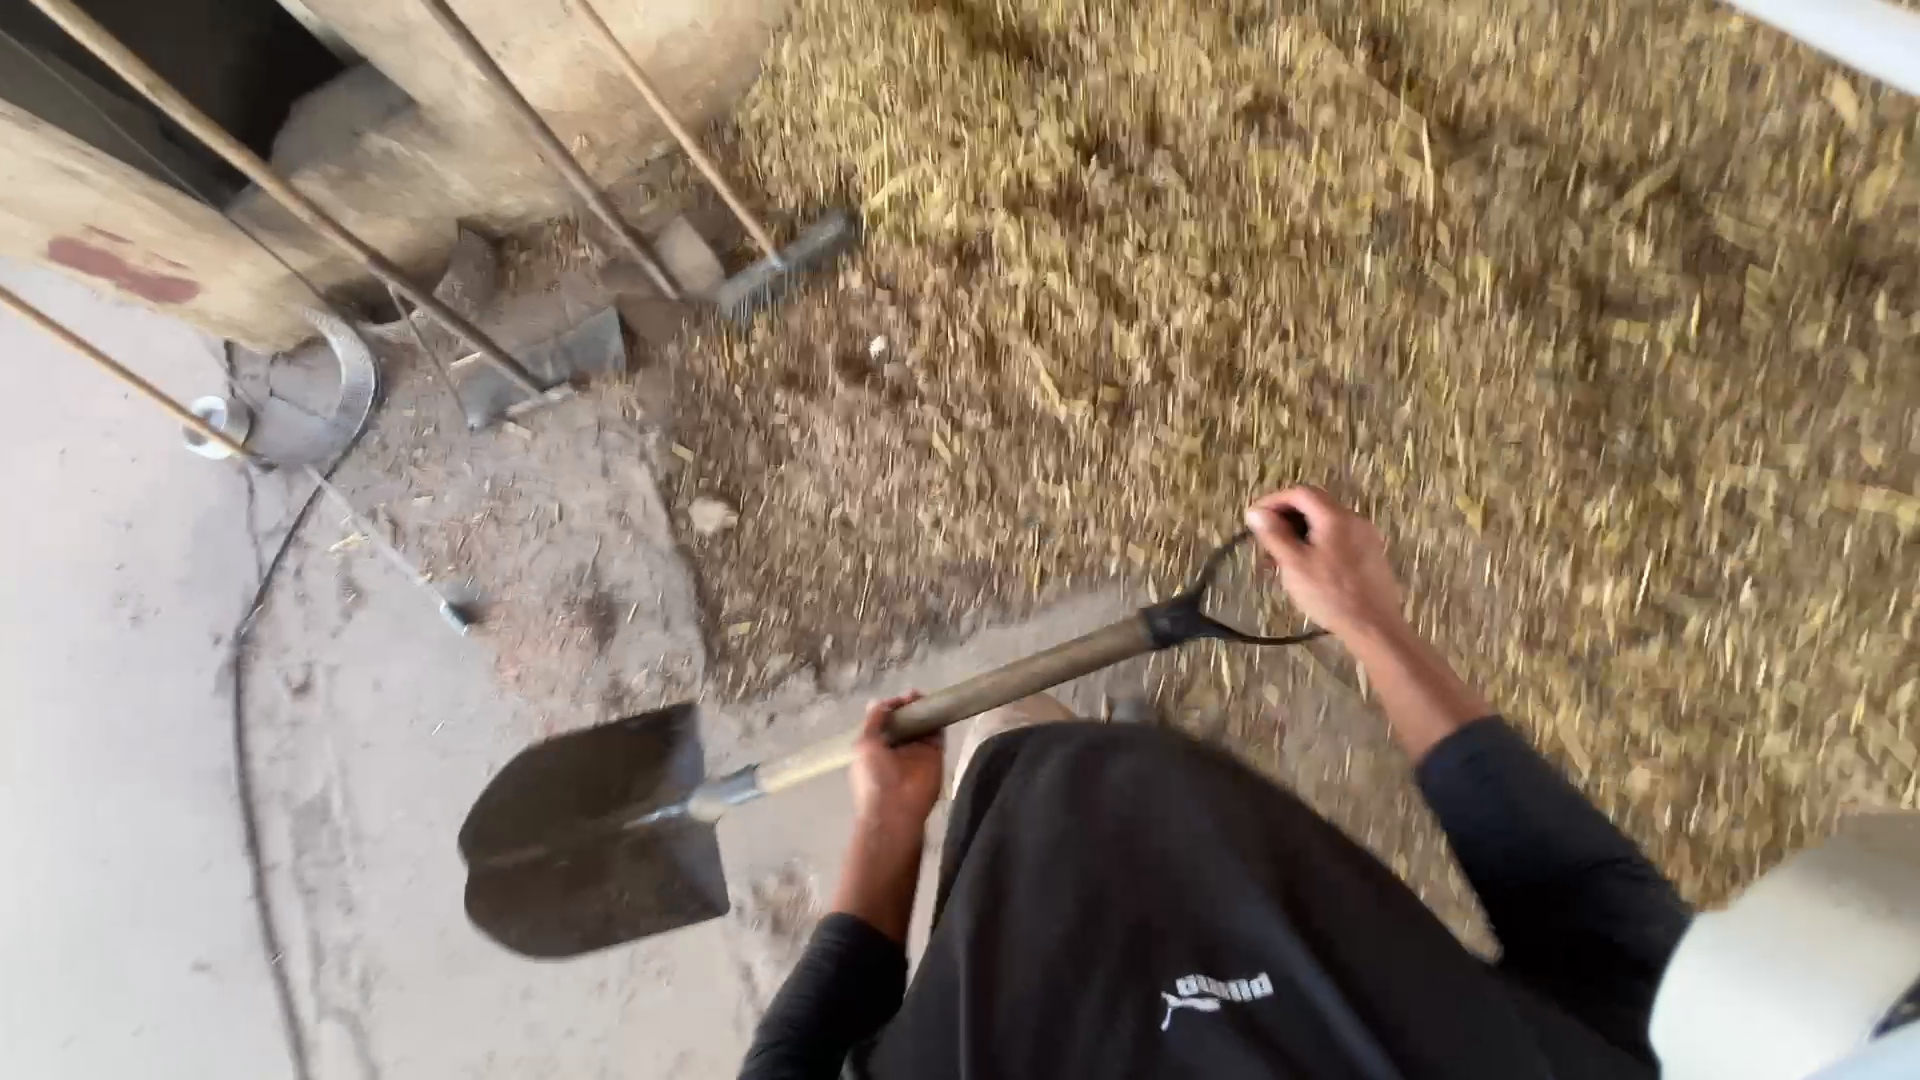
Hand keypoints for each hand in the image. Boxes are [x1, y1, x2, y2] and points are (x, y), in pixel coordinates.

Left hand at [848, 692, 942, 836]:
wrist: (896, 808)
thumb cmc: (874, 777)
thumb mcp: (863, 744)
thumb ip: (873, 720)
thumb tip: (882, 702)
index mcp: (877, 746)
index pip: (886, 722)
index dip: (892, 708)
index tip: (899, 699)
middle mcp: (898, 748)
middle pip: (906, 721)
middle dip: (909, 707)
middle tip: (914, 695)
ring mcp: (917, 751)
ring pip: (922, 725)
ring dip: (923, 711)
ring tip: (924, 698)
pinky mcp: (935, 755)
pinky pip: (938, 734)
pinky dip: (938, 721)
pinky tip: (935, 708)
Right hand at [1244, 486, 1406, 641]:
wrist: (1373, 625)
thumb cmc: (1330, 593)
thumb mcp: (1294, 564)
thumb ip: (1274, 534)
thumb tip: (1255, 512)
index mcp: (1335, 517)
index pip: (1300, 493)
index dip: (1274, 500)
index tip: (1255, 518)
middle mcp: (1354, 520)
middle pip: (1314, 506)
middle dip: (1285, 519)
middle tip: (1265, 541)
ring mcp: (1365, 537)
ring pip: (1324, 524)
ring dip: (1299, 534)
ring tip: (1280, 560)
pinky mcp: (1370, 554)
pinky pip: (1337, 538)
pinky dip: (1315, 543)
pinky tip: (1305, 567)